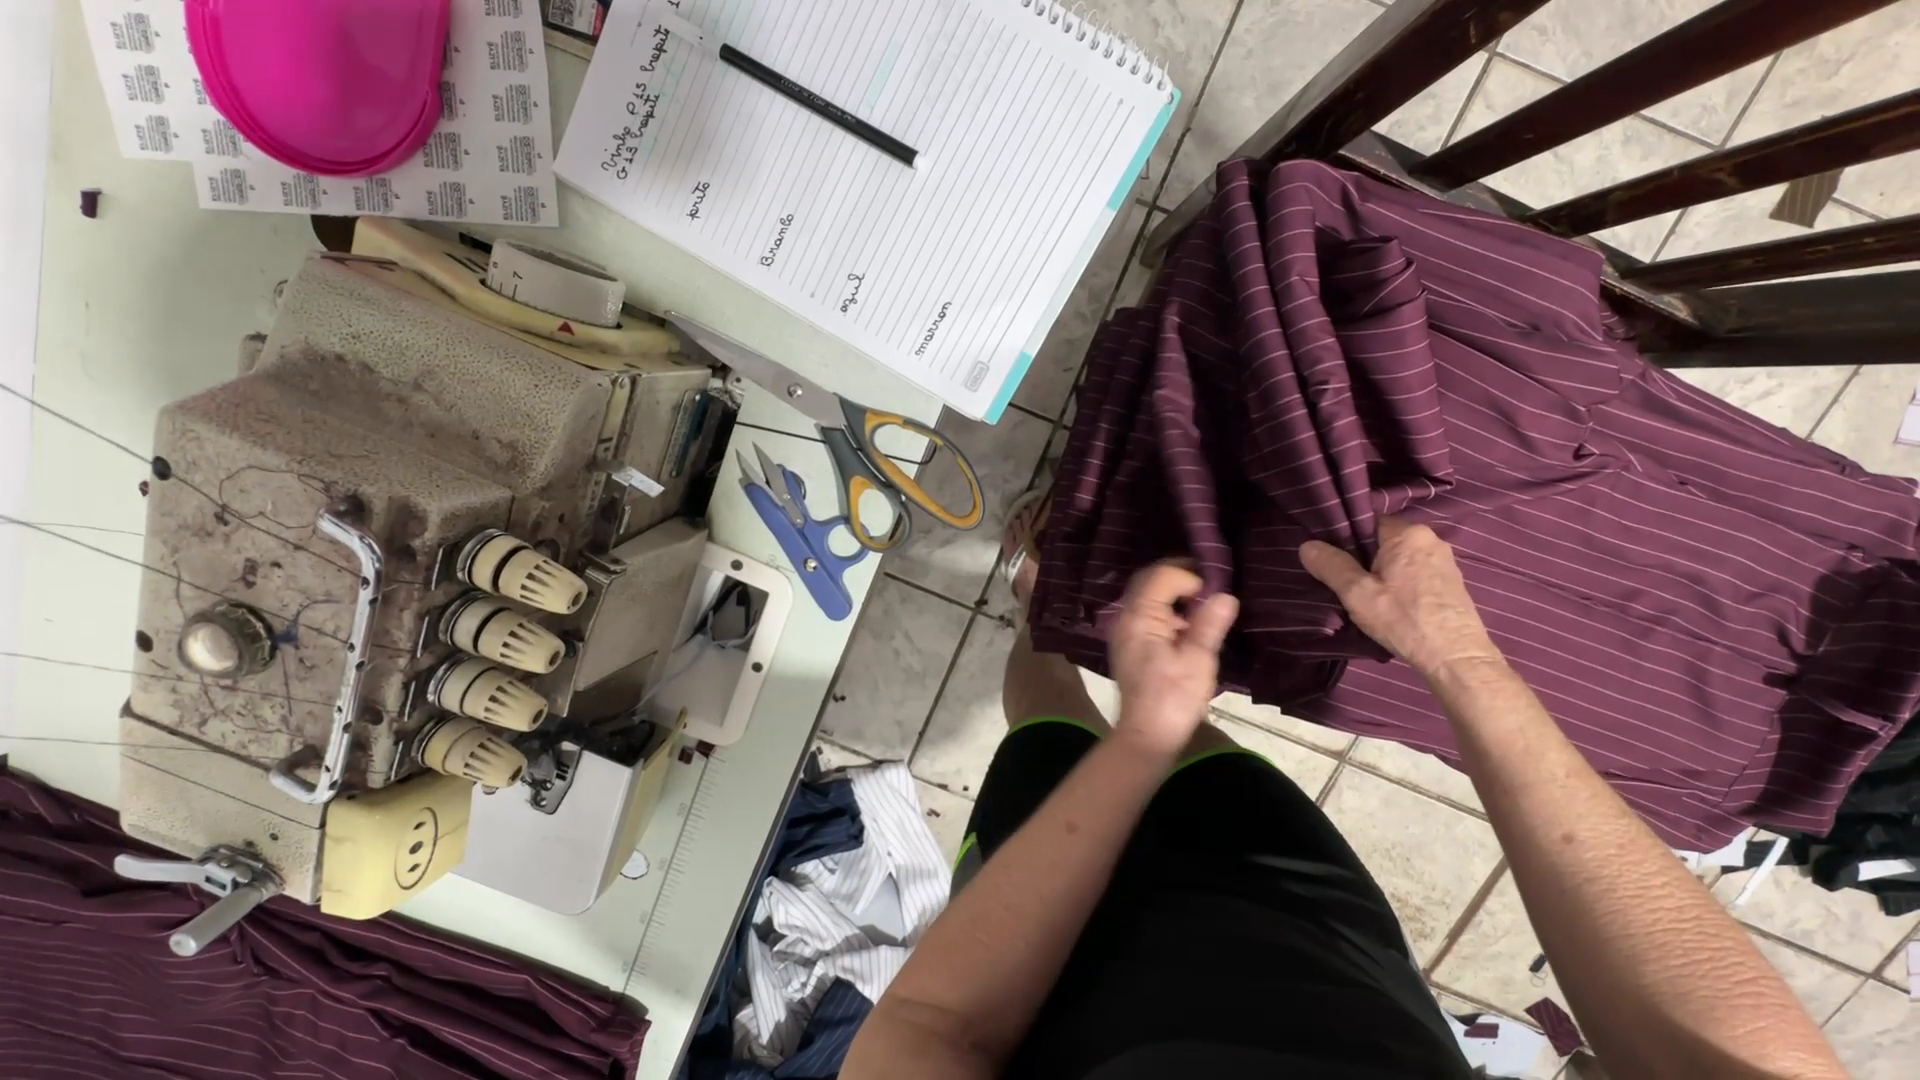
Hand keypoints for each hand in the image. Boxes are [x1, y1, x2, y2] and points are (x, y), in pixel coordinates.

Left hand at [1107, 561, 1239, 756]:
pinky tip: (1189, 626)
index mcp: (1138, 617)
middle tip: (1212, 583)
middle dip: (1180, 577)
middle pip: (1149, 581)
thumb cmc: (1173, 698)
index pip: (1161, 576)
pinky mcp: (1129, 646)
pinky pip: (1146, 615)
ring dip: (1174, 595)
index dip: (1190, 574)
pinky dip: (1167, 612)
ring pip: (1147, 598)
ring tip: (1205, 603)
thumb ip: (1210, 624)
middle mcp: (1125, 618)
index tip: (1216, 585)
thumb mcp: (1198, 660)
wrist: (1147, 735)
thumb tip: (1226, 594)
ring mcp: (1124, 632)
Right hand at [1298, 517, 1501, 679]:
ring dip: (1381, 573)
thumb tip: (1307, 546)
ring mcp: (1445, 560)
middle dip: (1362, 558)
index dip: (1344, 539)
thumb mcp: (1357, 593)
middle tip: (1344, 583)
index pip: (1366, 522)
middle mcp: (1430, 538)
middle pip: (1382, 540)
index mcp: (1408, 532)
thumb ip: (1331, 565)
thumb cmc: (1403, 619)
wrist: (1456, 657)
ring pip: (1399, 558)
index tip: (1330, 560)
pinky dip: (1399, 583)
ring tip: (1367, 597)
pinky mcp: (1451, 582)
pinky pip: (1414, 572)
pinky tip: (1392, 605)